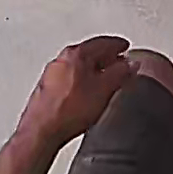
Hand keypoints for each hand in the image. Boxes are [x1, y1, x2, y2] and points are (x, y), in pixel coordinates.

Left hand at [14, 36, 137, 148]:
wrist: (42, 131)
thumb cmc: (68, 110)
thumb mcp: (104, 89)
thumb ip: (121, 73)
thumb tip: (130, 64)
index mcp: (76, 54)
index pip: (102, 42)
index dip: (117, 44)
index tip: (124, 46)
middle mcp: (61, 60)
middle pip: (89, 52)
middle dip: (106, 56)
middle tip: (118, 59)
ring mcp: (52, 74)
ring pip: (78, 65)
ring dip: (94, 69)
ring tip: (105, 78)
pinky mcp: (47, 89)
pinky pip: (69, 77)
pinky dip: (82, 79)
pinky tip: (86, 92)